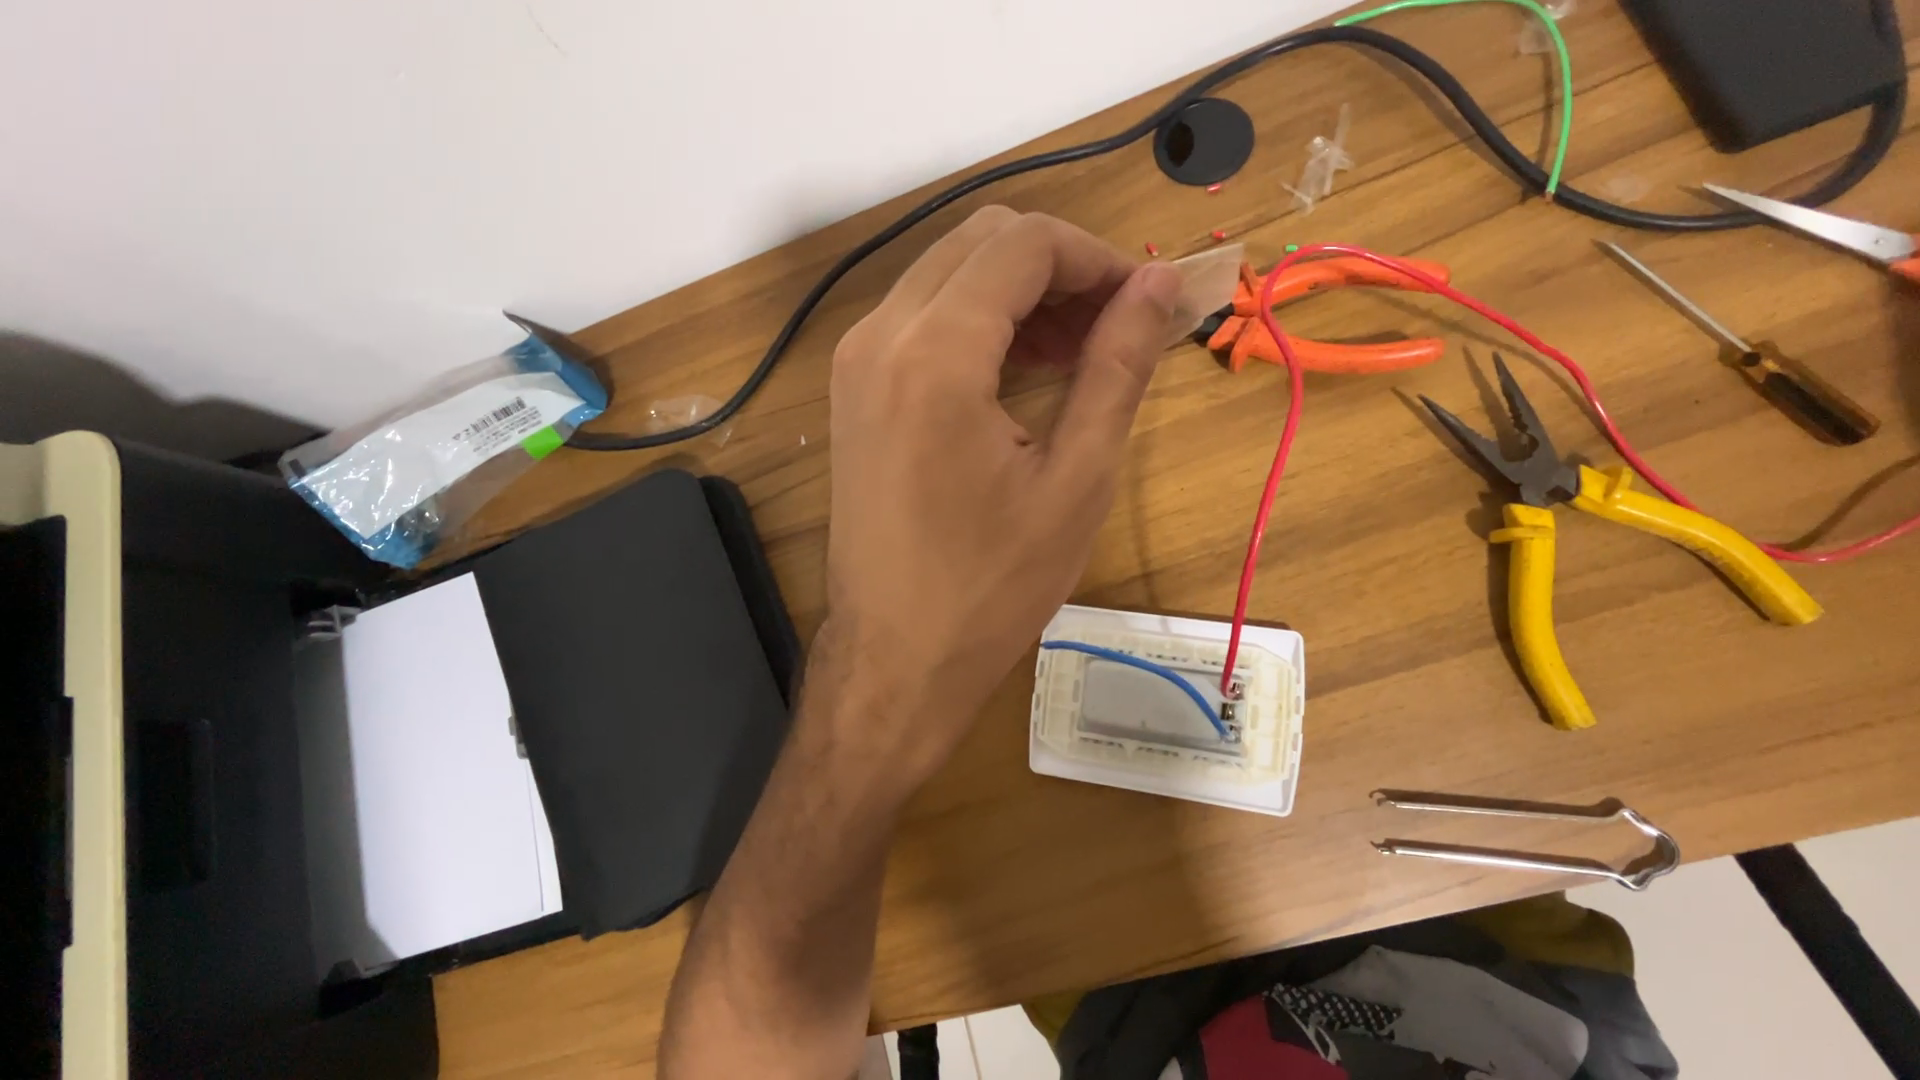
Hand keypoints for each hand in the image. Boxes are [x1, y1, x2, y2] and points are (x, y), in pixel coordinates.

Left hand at [820, 206, 1181, 778]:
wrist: (894, 656)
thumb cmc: (992, 585)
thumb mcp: (1076, 478)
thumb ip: (1117, 366)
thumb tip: (1159, 285)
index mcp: (935, 353)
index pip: (1024, 243)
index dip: (1097, 257)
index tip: (1145, 301)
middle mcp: (880, 335)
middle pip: (980, 241)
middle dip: (1058, 267)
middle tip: (1116, 324)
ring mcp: (856, 361)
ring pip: (947, 274)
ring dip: (1017, 292)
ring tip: (1079, 351)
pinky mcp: (852, 390)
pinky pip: (920, 318)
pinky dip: (976, 322)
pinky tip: (1021, 370)